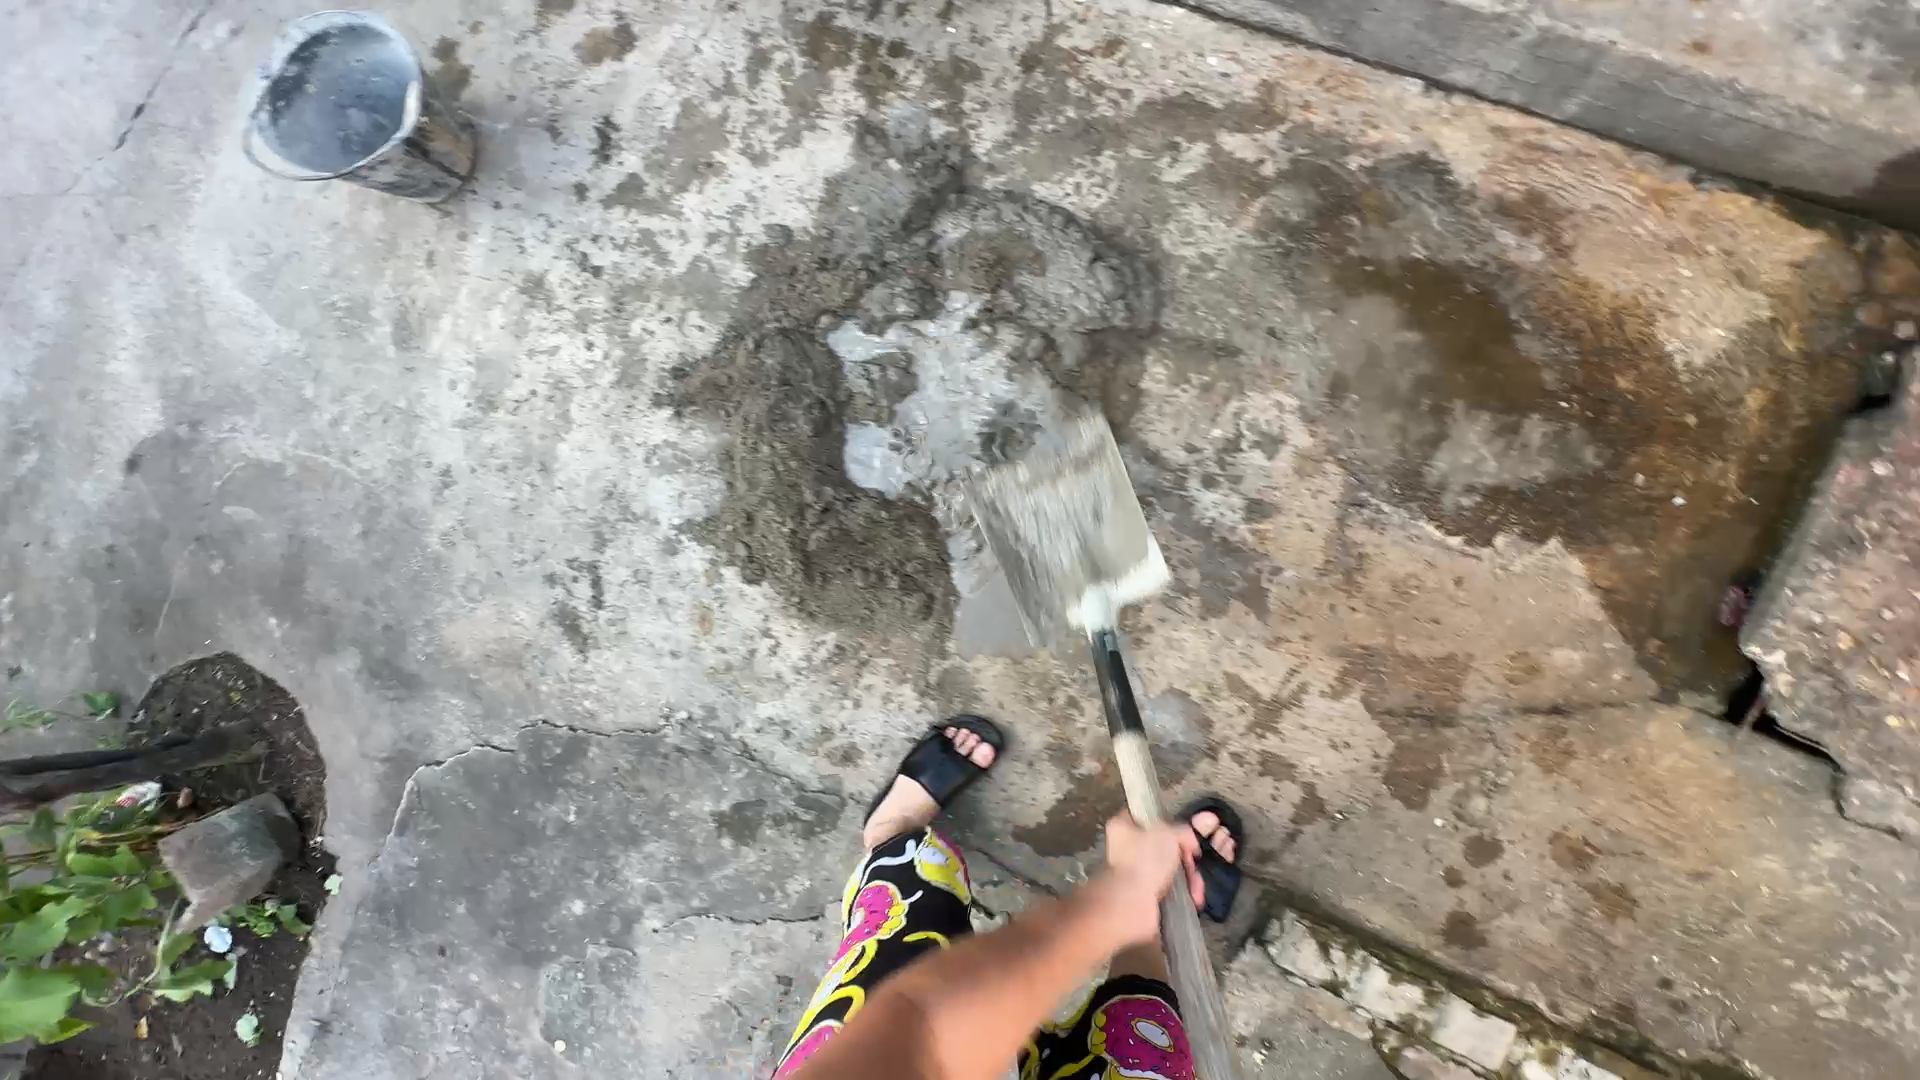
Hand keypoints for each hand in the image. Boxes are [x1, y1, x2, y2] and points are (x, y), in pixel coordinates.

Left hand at [1094, 814, 1202, 946]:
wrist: (1133, 905)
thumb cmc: (1145, 860)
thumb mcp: (1167, 833)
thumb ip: (1182, 830)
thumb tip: (1189, 840)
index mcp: (1123, 826)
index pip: (1147, 816)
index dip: (1169, 822)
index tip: (1185, 833)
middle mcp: (1127, 848)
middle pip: (1164, 845)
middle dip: (1185, 856)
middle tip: (1192, 862)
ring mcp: (1137, 873)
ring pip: (1171, 868)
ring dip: (1189, 877)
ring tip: (1195, 887)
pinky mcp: (1147, 895)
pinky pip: (1171, 889)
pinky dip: (1185, 893)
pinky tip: (1194, 898)